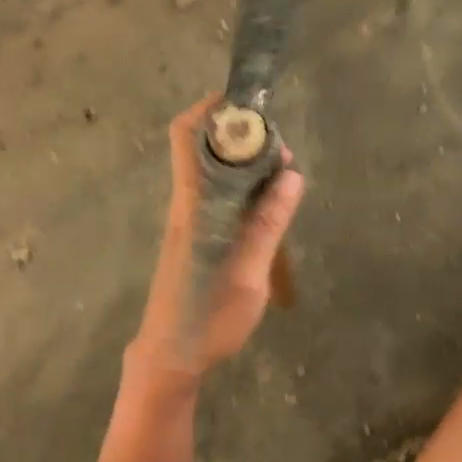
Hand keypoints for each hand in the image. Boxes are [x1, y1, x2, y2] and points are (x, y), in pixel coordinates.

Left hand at [125, 95, 306, 387]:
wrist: (170, 357)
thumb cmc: (207, 318)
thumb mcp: (248, 275)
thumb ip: (267, 225)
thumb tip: (291, 176)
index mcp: (192, 206)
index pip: (188, 136)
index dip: (212, 108)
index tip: (250, 103)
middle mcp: (187, 205)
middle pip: (205, 148)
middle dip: (243, 137)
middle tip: (284, 154)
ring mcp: (190, 221)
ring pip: (215, 173)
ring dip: (247, 165)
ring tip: (284, 178)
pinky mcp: (196, 237)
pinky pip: (220, 197)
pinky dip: (245, 189)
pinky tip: (269, 206)